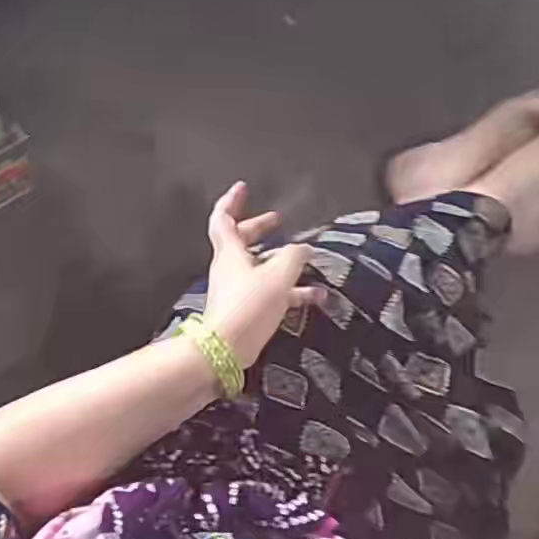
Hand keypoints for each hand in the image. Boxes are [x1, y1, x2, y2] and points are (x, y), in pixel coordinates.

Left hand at [200, 182, 326, 364]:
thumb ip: (293, 257)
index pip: (223, 218)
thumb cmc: (247, 307)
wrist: (225, 350)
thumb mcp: (278, 276)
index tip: (243, 187)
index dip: (232, 200)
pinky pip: (269, 293)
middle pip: (241, 240)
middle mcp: (230, 268)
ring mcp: (236, 289)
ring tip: (306, 259)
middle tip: (277, 219)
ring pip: (259, 267)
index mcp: (230, 253)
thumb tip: (302, 248)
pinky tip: (315, 296)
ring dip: (281, 261)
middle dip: (259, 227)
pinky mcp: (245, 310)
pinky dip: (290, 291)